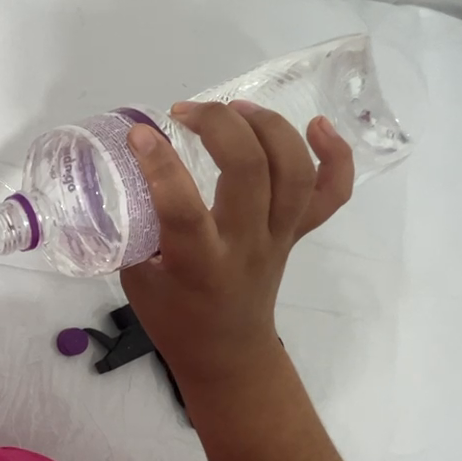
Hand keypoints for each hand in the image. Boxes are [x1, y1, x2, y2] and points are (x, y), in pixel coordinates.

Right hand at [119, 100, 353, 389]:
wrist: (226, 352)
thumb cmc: (174, 320)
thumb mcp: (137, 281)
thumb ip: (135, 233)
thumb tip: (127, 179)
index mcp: (198, 264)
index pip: (181, 206)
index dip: (159, 164)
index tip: (140, 134)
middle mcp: (245, 245)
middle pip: (250, 171)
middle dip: (219, 125)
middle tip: (186, 112)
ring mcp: (278, 237)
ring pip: (293, 170)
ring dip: (267, 127)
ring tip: (235, 108)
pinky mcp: (296, 234)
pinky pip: (330, 193)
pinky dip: (334, 154)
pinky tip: (315, 125)